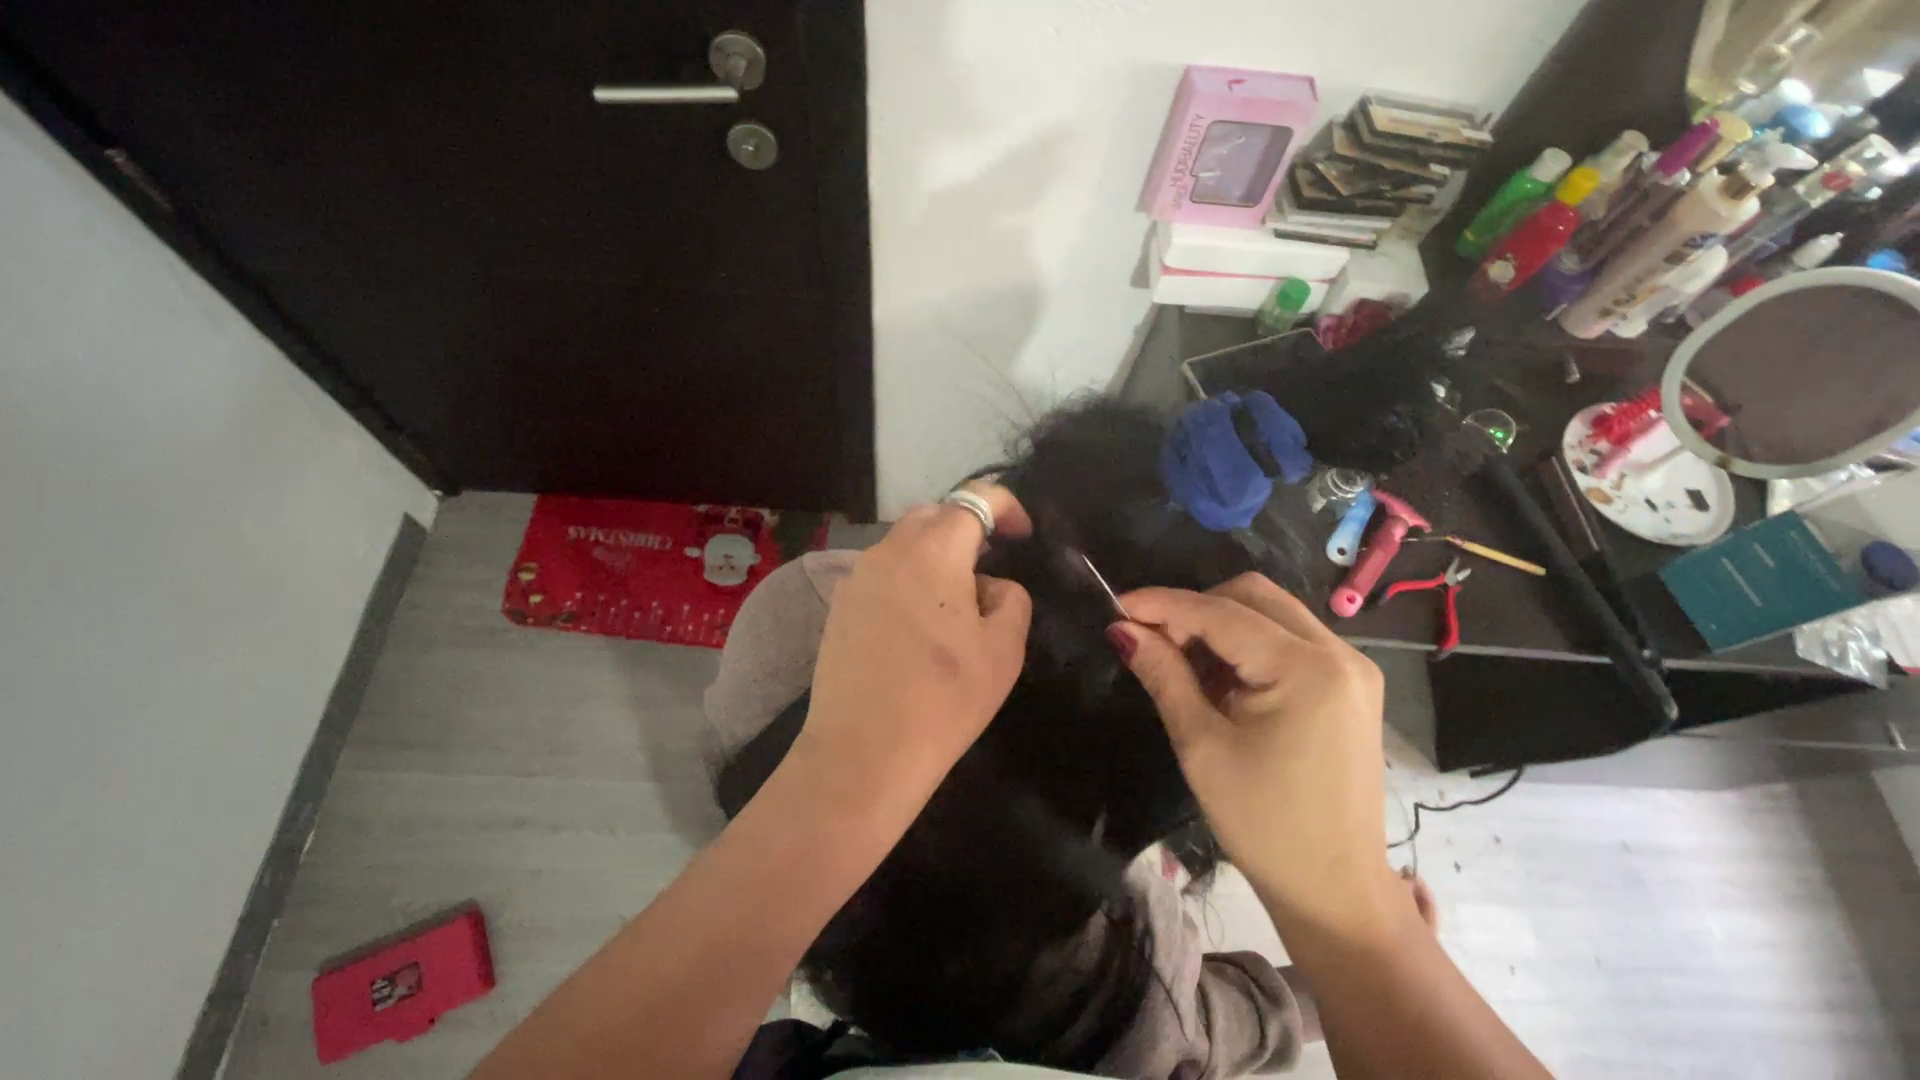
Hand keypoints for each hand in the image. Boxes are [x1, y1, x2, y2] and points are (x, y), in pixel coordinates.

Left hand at [799, 482, 1033, 794]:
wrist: (863, 753)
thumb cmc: (945, 698)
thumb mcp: (1004, 650)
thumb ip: (1011, 600)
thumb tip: (990, 587)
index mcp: (934, 551)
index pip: (974, 499)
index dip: (1006, 507)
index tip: (1024, 533)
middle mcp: (888, 551)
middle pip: (933, 516)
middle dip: (967, 526)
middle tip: (992, 561)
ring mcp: (856, 578)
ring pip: (903, 544)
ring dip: (934, 555)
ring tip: (957, 599)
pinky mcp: (838, 608)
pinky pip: (881, 575)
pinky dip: (907, 580)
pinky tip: (919, 624)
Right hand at [1108, 574, 1396, 941]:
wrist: (1335, 889)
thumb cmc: (1262, 824)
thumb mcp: (1202, 747)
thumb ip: (1164, 676)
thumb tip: (1123, 630)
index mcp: (1306, 670)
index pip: (1222, 614)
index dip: (1164, 604)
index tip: (1117, 606)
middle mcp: (1339, 654)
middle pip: (1254, 597)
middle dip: (1196, 608)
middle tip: (1153, 640)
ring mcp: (1353, 668)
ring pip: (1274, 613)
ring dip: (1223, 624)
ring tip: (1184, 664)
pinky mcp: (1353, 686)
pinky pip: (1292, 640)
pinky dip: (1251, 644)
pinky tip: (1223, 680)